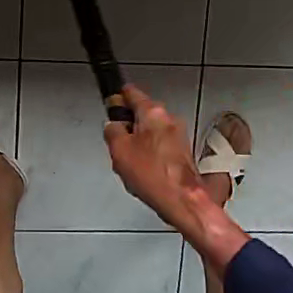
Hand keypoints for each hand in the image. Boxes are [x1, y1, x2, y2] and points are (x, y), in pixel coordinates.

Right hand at [103, 86, 250, 271]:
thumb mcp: (118, 149)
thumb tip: (113, 126)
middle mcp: (169, 120)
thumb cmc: (153, 175)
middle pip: (141, 115)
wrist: (181, 200)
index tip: (111, 105)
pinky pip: (159, 148)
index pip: (131, 93)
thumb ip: (112, 130)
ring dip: (138, 145)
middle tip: (118, 145)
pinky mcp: (182, 153)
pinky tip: (143, 174)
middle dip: (128, 128)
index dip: (117, 98)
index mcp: (153, 112)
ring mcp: (178, 136)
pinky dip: (149, 157)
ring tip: (131, 165)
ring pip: (150, 133)